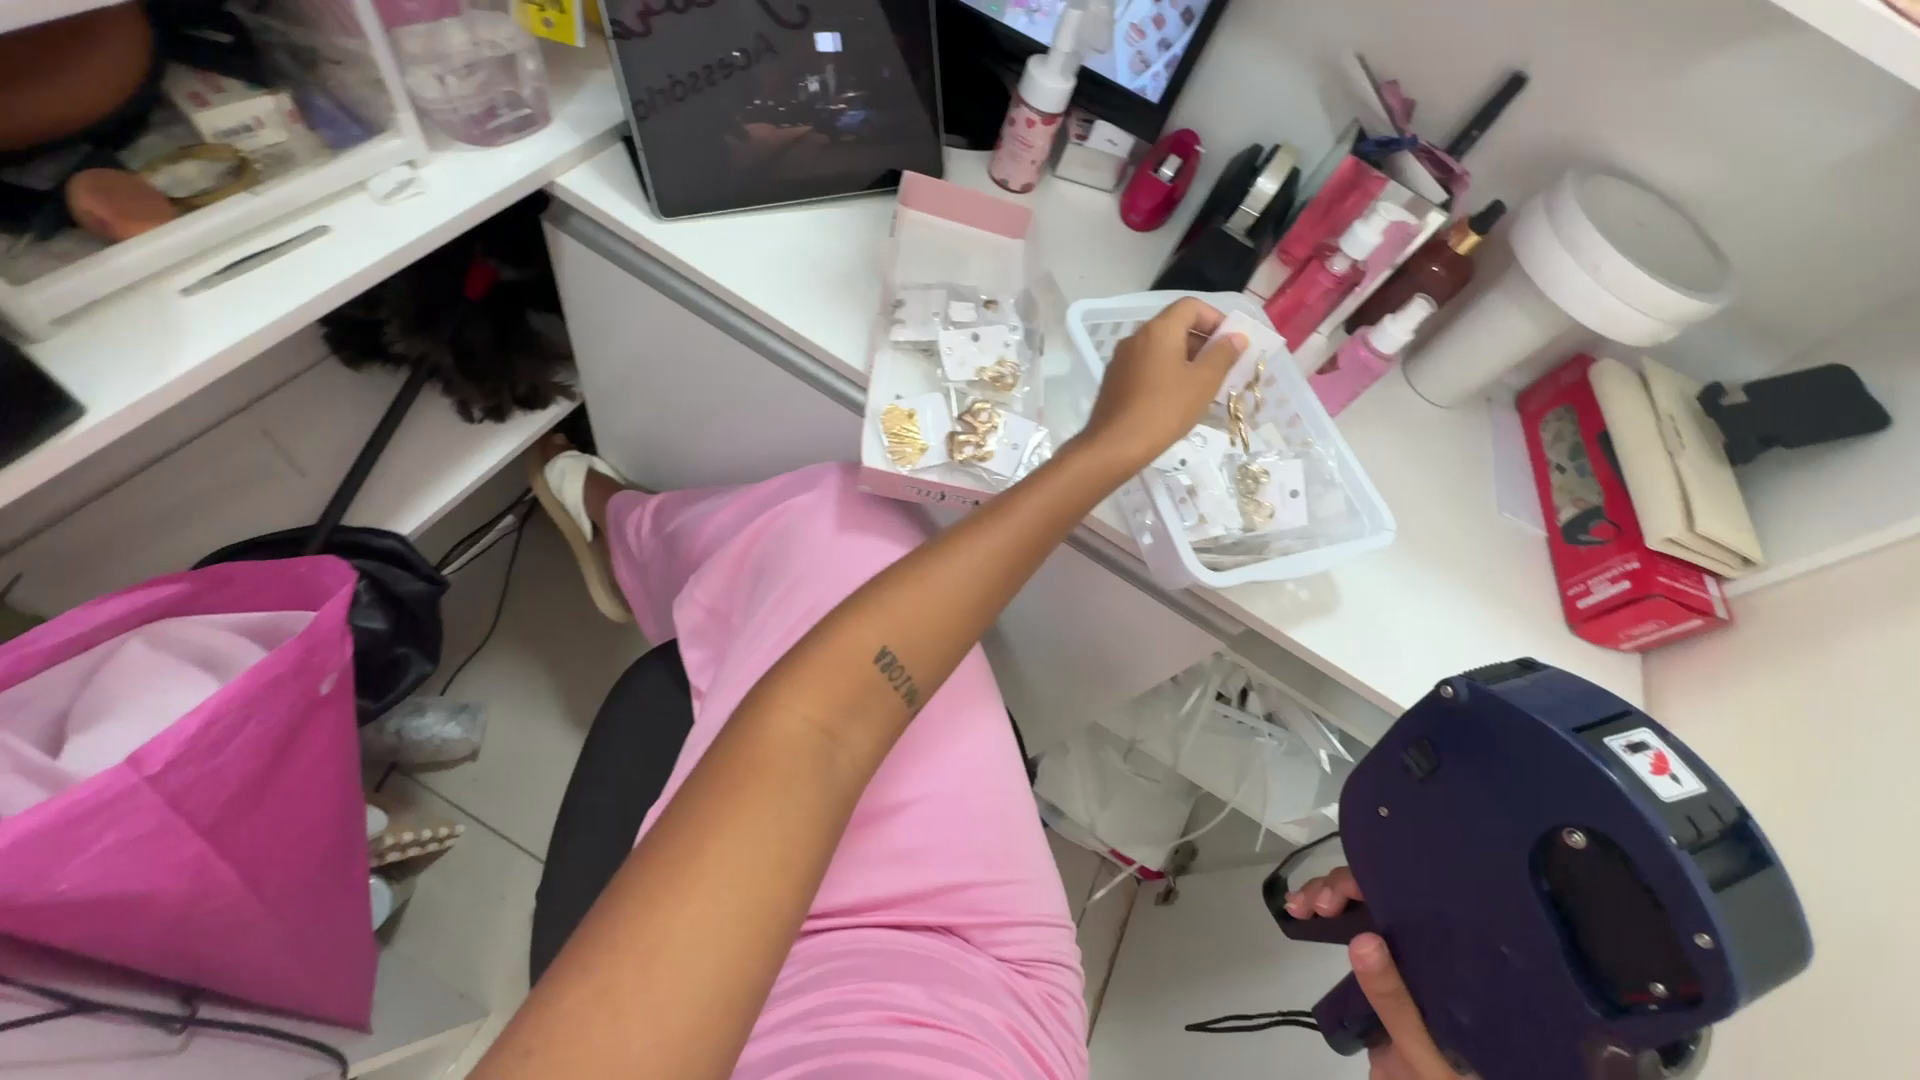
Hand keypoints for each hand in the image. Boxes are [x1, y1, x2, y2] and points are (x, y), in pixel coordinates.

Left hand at [1078, 297, 1245, 469]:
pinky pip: (1145, 366)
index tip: (1231, 343)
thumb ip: (1223, 355)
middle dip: (1202, 342)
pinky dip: (1165, 372)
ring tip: (1202, 386)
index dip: (1215, 319)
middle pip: (1174, 326)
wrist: (1114, 446)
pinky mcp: (1114, 380)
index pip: (1191, 306)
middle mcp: (1135, 338)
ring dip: (1184, 359)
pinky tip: (1176, 398)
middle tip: (1221, 367)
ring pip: (1159, 348)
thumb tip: (1236, 337)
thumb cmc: (1164, 411)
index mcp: (1158, 330)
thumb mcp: (1203, 382)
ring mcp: (1121, 359)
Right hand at [1285, 869, 1466, 1079]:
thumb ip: (1395, 1001)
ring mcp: (1402, 972)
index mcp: (1449, 966)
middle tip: (1305, 903)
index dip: (1368, 889)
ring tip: (1297, 905)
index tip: (1332, 900)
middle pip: (1383, 903)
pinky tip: (1308, 917)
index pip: (1412, 906)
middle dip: (1338, 890)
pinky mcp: (1382, 988)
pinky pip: (1357, 946)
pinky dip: (1329, 925)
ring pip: (1365, 917)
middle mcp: (1427, 959)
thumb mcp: (1425, 1050)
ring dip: (1328, 901)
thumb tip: (1362, 937)